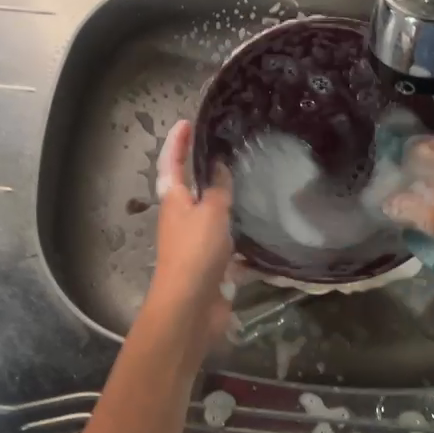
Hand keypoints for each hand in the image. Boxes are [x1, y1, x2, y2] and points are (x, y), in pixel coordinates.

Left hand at [146, 120, 235, 350]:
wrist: (189, 309)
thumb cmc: (195, 253)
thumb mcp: (211, 213)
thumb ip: (217, 190)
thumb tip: (218, 167)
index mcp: (174, 202)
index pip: (172, 163)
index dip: (177, 142)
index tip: (186, 123)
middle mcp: (181, 220)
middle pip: (189, 189)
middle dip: (201, 171)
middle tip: (223, 151)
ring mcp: (195, 244)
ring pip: (210, 217)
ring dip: (224, 204)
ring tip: (249, 188)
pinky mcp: (210, 267)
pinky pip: (228, 246)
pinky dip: (241, 240)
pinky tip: (261, 235)